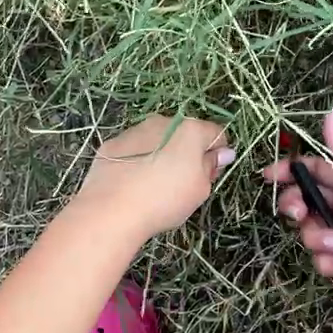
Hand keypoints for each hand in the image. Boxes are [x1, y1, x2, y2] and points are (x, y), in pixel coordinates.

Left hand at [65, 114, 233, 238]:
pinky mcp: (111, 144)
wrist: (111, 210)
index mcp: (189, 130)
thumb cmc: (164, 200)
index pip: (216, 134)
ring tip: (152, 187)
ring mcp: (133, 131)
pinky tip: (131, 184)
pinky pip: (132, 150)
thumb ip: (211, 166)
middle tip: (183, 184)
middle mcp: (161, 122)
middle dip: (188, 153)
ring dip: (161, 155)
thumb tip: (222, 153)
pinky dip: (136, 161)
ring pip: (156, 140)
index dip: (217, 154)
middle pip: (184, 134)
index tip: (210, 174)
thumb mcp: (200, 189)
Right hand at [263, 110, 332, 313]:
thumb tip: (331, 111)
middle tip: (298, 215)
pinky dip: (331, 264)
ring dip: (318, 240)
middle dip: (296, 208)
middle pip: (307, 202)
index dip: (290, 171)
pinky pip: (324, 261)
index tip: (267, 176)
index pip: (315, 170)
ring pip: (312, 233)